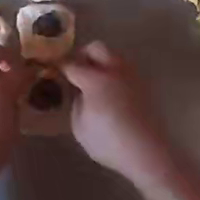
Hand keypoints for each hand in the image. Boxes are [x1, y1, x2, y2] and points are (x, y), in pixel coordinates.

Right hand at [61, 42, 176, 184]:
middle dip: (83, 55)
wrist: (147, 152)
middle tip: (75, 70)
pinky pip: (124, 68)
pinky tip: (108, 90)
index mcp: (95, 79)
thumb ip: (76, 103)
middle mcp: (114, 70)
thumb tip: (78, 92)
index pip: (71, 64)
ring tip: (92, 80)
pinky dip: (113, 71)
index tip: (53, 68)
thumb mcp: (80, 126)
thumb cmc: (109, 142)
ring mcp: (131, 75)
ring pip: (113, 54)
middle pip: (96, 47)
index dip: (60, 65)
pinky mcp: (143, 85)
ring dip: (100, 61)